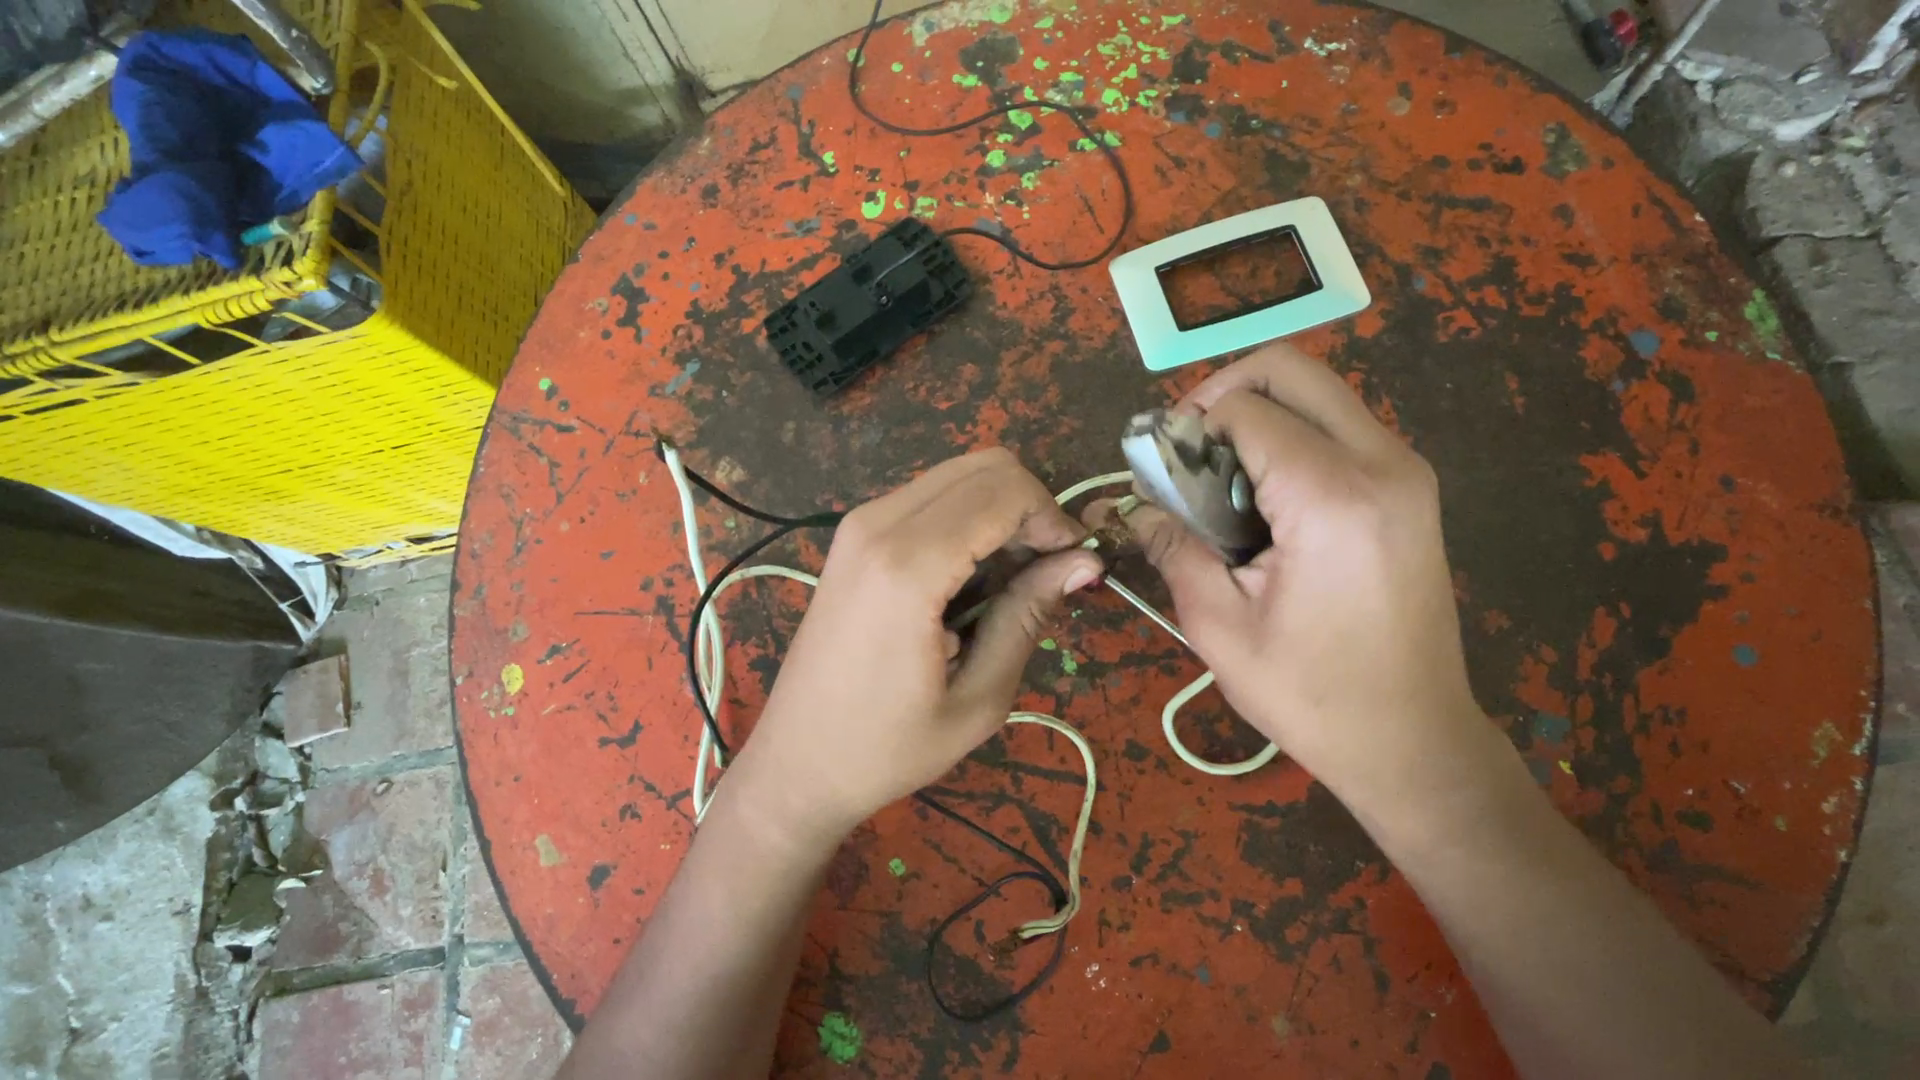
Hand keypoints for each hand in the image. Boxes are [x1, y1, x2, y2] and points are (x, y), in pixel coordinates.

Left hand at [724, 448, 1103, 845]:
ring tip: (1010, 582)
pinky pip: (929, 496)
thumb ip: (1029, 616)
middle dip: (1031, 507)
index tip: (1072, 566)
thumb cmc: (888, 746)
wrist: (798, 761)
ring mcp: (858, 524)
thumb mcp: (978, 698)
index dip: (1054, 519)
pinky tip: (970, 577)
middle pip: (985, 466)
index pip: (1005, 491)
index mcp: (908, 567)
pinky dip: (968, 518)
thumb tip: (1086, 560)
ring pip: (958, 474)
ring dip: (1000, 511)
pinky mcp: (853, 535)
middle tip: (1045, 570)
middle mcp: (878, 525)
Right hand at [1120, 345, 1498, 820]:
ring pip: (1318, 392)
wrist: (1413, 740)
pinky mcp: (1410, 487)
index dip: (1187, 429)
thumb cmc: (1310, 694)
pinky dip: (1290, 437)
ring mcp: (1405, 470)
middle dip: (1223, 392)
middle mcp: (1380, 463)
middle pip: (1291, 368)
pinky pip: (1339, 426)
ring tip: (1217, 479)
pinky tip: (1261, 498)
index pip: (1244, 410)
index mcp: (1331, 497)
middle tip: (1185, 448)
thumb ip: (1173, 546)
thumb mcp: (1219, 626)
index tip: (1158, 474)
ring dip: (1258, 415)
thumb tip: (1134, 505)